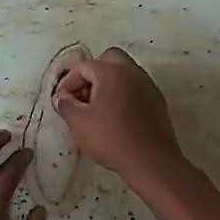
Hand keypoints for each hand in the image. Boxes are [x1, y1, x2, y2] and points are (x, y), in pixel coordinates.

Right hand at [52, 47, 184, 181]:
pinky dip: (122, 94)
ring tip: (96, 109)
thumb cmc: (111, 139)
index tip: (61, 101)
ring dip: (107, 84)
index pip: (83, 66)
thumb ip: (65, 105)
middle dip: (91, 74)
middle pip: (108, 59)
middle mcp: (132, 72)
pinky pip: (135, 88)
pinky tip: (115, 117)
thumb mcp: (78, 123)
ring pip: (124, 73)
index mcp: (111, 72)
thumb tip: (62, 98)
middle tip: (81, 96)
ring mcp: (148, 85)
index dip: (68, 82)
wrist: (150, 161)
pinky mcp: (157, 101)